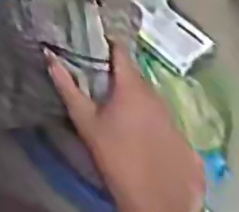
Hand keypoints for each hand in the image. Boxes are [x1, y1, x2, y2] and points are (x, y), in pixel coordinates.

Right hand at [49, 40, 205, 211]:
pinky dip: (153, 124)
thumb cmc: (116, 158)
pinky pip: (167, 124)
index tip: (90, 42)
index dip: (105, 44)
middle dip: (117, 75)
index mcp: (132, 88)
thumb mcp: (85, 121)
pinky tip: (142, 138)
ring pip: (152, 100)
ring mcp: (177, 122)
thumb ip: (67, 86)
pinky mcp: (189, 146)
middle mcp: (158, 99)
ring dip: (136, 99)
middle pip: (135, 76)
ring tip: (117, 110)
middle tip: (97, 81)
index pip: (120, 51)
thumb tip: (50, 55)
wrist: (158, 206)